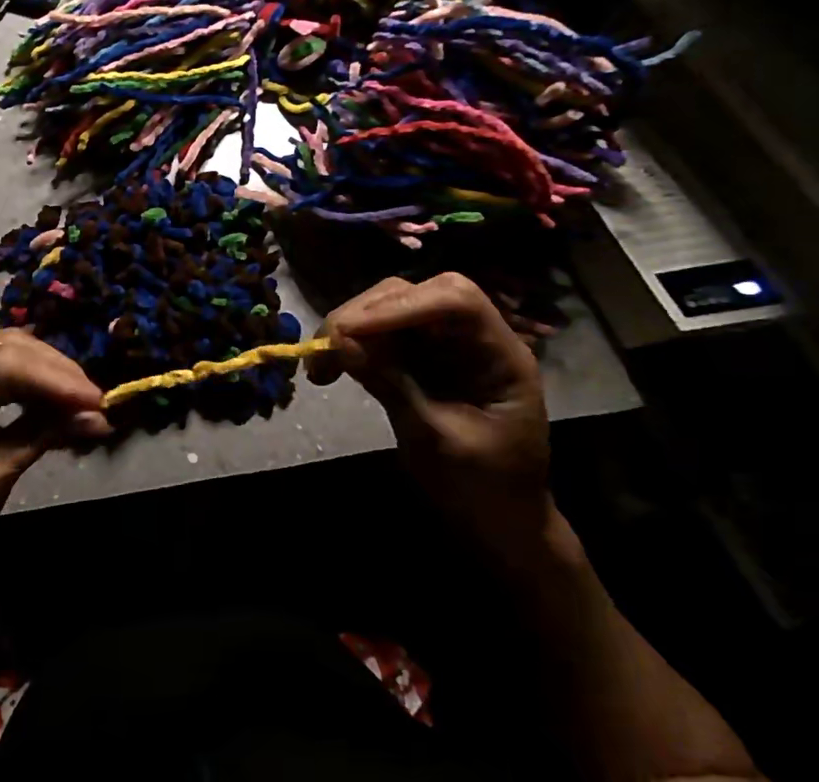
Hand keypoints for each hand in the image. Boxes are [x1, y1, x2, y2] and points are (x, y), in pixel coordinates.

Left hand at [0, 330, 110, 635]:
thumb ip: (41, 436)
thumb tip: (98, 416)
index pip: (5, 365)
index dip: (56, 378)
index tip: (98, 401)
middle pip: (8, 348)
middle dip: (58, 371)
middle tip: (96, 403)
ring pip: (7, 352)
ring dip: (49, 373)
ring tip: (83, 404)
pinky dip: (32, 381)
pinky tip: (57, 403)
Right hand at [309, 273, 553, 561]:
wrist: (498, 523)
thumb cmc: (482, 490)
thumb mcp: (437, 442)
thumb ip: (394, 387)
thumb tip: (342, 342)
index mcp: (500, 354)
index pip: (455, 301)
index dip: (399, 307)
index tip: (346, 332)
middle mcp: (472, 338)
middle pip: (415, 294)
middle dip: (364, 314)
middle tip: (322, 350)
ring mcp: (443, 346)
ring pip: (390, 308)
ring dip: (348, 328)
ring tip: (318, 365)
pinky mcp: (418, 359)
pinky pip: (379, 335)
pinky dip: (348, 345)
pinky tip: (328, 367)